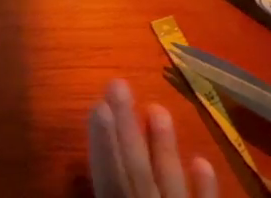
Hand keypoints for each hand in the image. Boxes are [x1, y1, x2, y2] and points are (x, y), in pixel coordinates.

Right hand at [89, 78, 218, 197]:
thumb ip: (108, 191)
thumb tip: (65, 188)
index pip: (110, 179)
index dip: (104, 144)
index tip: (98, 103)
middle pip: (137, 170)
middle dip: (127, 127)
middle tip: (117, 82)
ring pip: (170, 181)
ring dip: (164, 146)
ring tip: (158, 107)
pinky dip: (205, 187)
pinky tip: (203, 161)